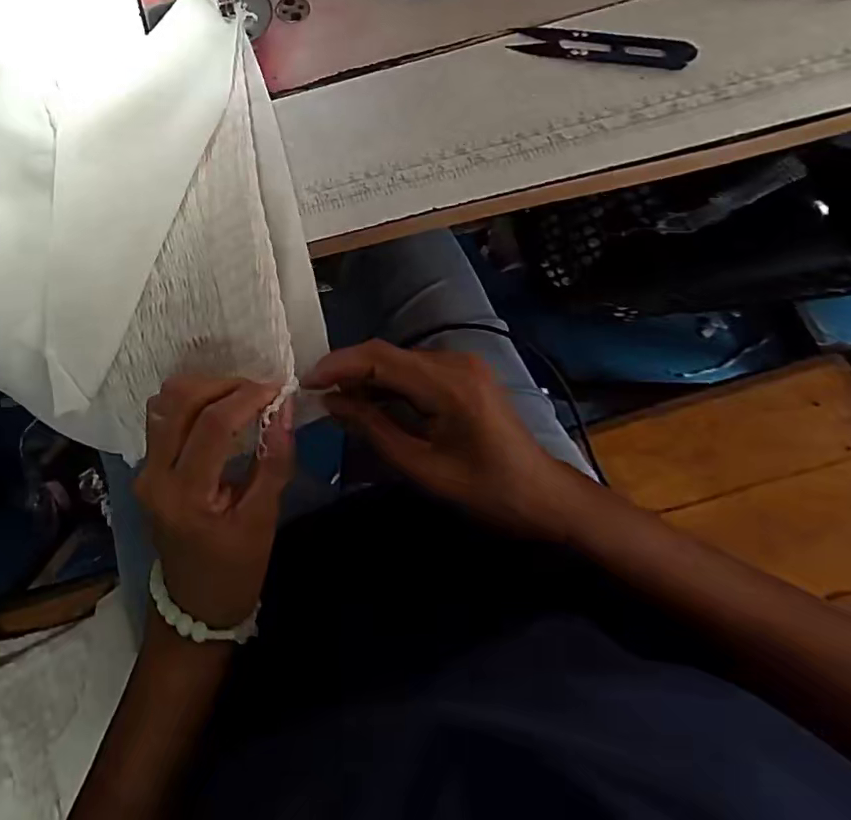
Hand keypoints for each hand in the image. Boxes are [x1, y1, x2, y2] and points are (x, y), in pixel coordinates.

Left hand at [135, 376, 294, 628]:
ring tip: (240, 398)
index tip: (277, 389)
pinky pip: (163, 417)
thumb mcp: (263, 520)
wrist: (194, 604)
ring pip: (166, 403)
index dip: (247, 397)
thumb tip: (283, 408)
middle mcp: (154, 475)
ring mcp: (143, 470)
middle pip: (181, 401)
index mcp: (184, 495)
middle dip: (224, 385)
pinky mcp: (145, 467)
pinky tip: (218, 410)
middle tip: (259, 391)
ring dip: (205, 389)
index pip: (212, 424)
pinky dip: (191, 402)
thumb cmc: (235, 570)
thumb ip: (274, 461)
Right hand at [304, 340, 583, 533]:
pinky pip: (414, 369)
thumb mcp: (423, 467)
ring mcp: (462, 364)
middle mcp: (455, 361)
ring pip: (398, 360)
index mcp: (449, 384)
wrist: (544, 495)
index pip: (380, 357)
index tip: (306, 382)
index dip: (338, 365)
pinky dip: (387, 382)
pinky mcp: (463, 373)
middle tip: (314, 393)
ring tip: (333, 399)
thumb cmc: (487, 491)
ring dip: (365, 377)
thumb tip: (332, 403)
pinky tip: (367, 400)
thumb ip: (374, 429)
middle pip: (387, 354)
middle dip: (347, 371)